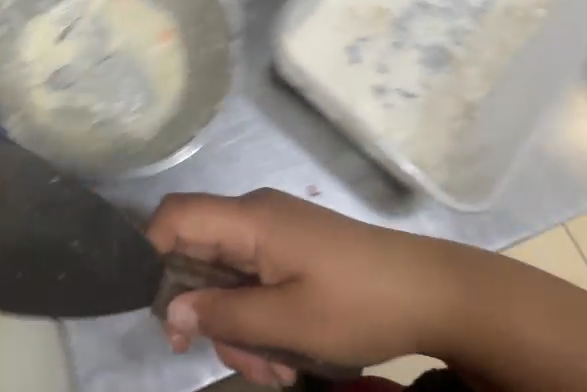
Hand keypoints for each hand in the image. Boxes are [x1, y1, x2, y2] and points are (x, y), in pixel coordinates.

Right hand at [146, 189, 465, 386]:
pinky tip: (290, 356)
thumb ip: (224, 315)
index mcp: (250, 219)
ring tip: (280, 369)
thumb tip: (170, 311)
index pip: (176, 216)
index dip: (152, 254)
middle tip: (242, 360)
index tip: (160, 312)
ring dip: (242, 329)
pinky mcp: (296, 250)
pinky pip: (258, 281)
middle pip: (202, 257)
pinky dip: (263, 319)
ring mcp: (278, 233)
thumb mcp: (288, 322)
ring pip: (230, 279)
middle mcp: (257, 216)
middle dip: (212, 315)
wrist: (433, 292)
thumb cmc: (358, 303)